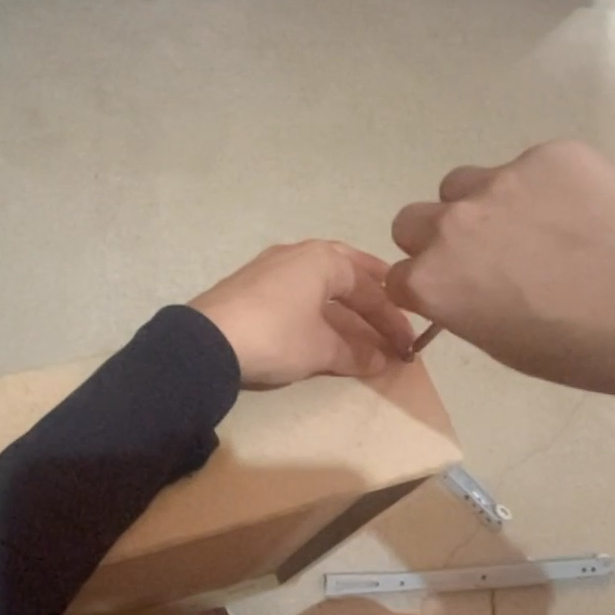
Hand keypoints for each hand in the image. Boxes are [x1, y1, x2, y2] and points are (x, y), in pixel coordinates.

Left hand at [192, 241, 415, 388]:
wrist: (207, 341)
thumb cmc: (276, 337)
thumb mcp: (321, 349)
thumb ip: (355, 353)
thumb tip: (381, 361)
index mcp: (324, 259)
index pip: (371, 289)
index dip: (392, 320)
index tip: (407, 345)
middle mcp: (298, 253)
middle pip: (346, 271)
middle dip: (371, 293)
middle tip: (391, 310)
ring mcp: (269, 266)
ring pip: (318, 278)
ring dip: (341, 299)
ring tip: (357, 316)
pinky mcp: (248, 284)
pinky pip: (295, 289)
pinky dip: (314, 304)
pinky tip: (315, 318)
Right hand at [387, 140, 614, 398]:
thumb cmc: (575, 348)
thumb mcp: (494, 342)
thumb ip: (457, 304)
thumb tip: (460, 284)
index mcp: (430, 281)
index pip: (396, 276)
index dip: (423, 286)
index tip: (452, 292)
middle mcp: (450, 226)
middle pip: (411, 221)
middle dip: (436, 240)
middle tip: (483, 257)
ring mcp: (497, 182)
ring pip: (461, 186)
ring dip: (479, 206)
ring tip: (532, 227)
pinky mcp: (547, 154)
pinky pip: (524, 167)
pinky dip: (540, 187)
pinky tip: (579, 211)